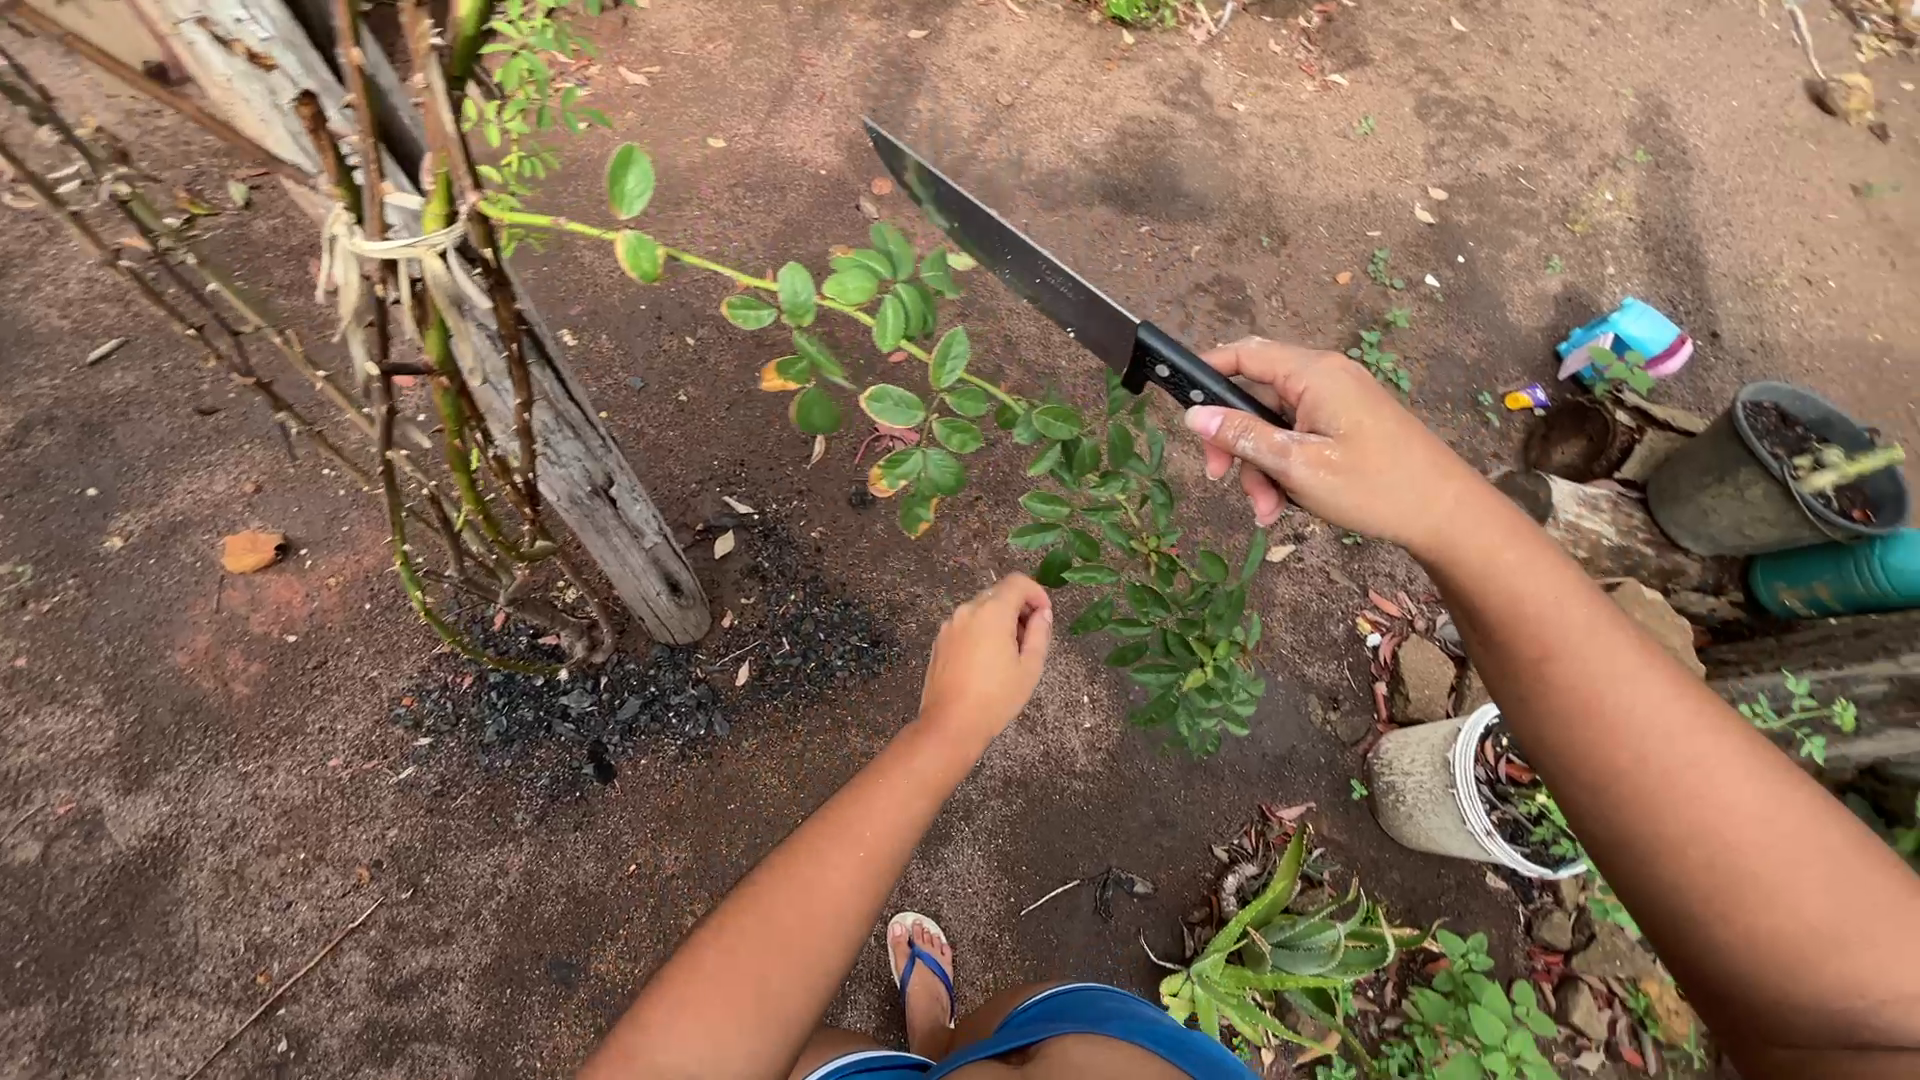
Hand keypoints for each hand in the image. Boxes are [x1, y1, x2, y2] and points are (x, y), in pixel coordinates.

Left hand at [917, 573, 1052, 740]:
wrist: (951, 723)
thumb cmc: (996, 698)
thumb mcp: (1030, 667)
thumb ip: (1040, 633)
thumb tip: (1042, 614)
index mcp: (992, 613)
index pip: (1017, 582)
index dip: (1036, 593)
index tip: (1044, 615)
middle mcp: (967, 611)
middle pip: (998, 594)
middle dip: (1018, 608)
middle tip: (1029, 638)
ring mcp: (950, 625)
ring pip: (981, 609)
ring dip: (999, 620)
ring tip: (1008, 654)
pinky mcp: (940, 640)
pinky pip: (966, 624)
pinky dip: (981, 630)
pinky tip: (986, 661)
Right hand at [1180, 338, 1488, 555]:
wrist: (1446, 513)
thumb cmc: (1373, 486)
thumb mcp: (1296, 464)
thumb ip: (1242, 436)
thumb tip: (1193, 415)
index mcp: (1314, 374)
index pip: (1244, 354)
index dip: (1206, 371)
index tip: (1180, 404)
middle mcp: (1325, 378)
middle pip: (1254, 398)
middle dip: (1235, 442)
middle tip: (1220, 479)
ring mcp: (1336, 401)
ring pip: (1273, 426)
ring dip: (1260, 467)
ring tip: (1268, 510)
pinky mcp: (1344, 423)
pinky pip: (1296, 437)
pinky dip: (1284, 467)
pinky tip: (1285, 504)